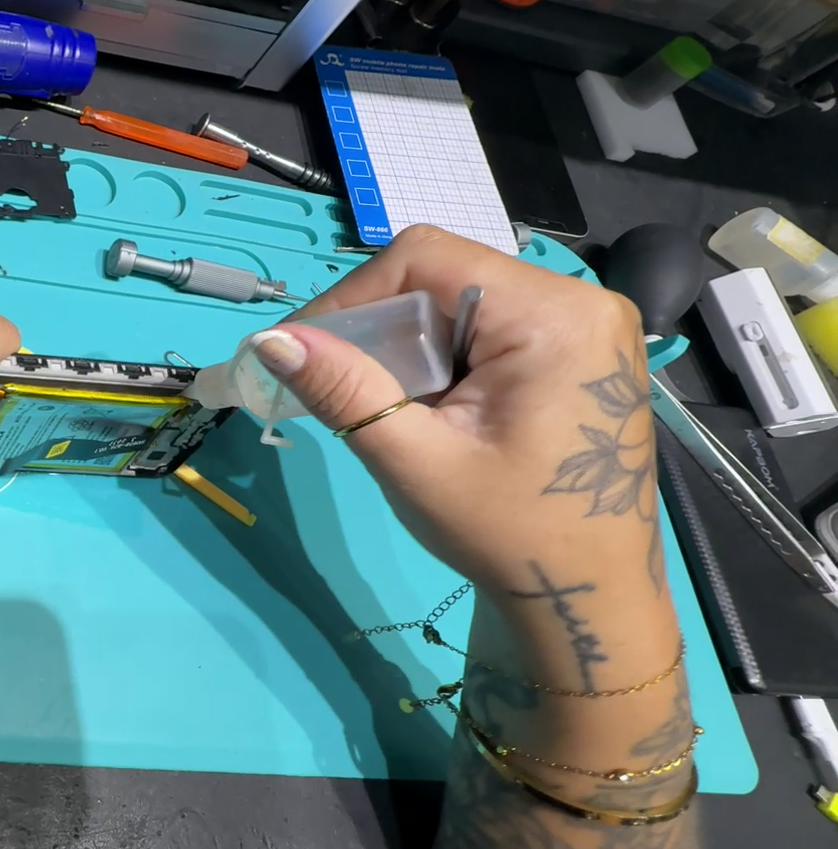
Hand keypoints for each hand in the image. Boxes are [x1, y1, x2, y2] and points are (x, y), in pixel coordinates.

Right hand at [248, 226, 661, 600]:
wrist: (581, 590)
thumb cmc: (504, 530)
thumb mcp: (411, 459)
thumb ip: (342, 390)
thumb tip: (268, 340)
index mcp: (553, 317)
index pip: (423, 258)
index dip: (348, 297)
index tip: (302, 352)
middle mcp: (577, 300)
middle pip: (437, 274)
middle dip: (371, 325)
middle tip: (332, 384)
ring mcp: (577, 324)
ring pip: (449, 298)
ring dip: (394, 342)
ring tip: (374, 400)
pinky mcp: (566, 349)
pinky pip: (474, 324)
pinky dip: (425, 355)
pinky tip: (416, 402)